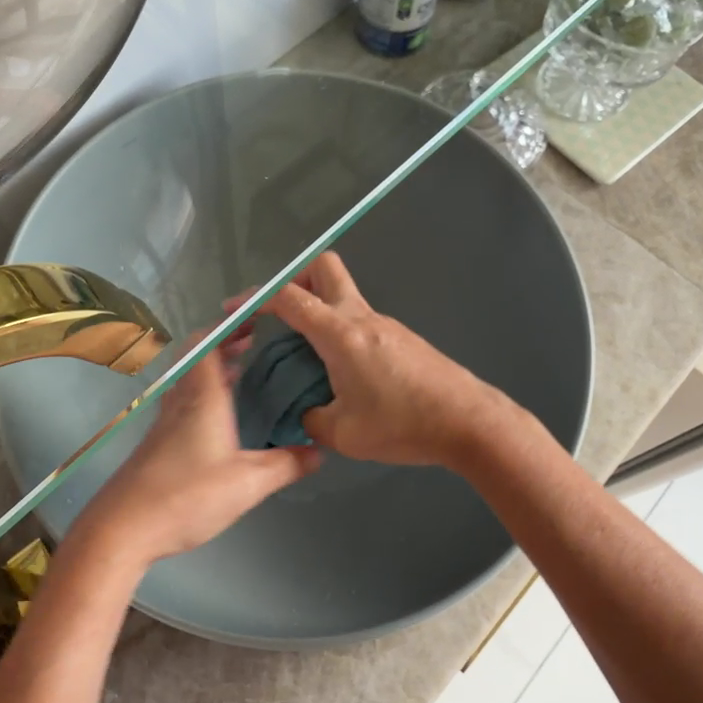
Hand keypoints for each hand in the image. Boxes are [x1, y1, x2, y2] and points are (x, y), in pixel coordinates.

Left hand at [71, 340, 321, 566]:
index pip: (208, 343)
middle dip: (225, 344)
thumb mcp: (248, 484)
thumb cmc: (187, 496)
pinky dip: (204, 393)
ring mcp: (165, 422)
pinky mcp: (157, 443)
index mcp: (202, 396)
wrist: (122, 528)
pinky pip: (184, 401)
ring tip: (242, 371)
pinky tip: (220, 416)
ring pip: (189, 380)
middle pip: (197, 357)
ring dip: (213, 369)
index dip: (229, 326)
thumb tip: (320, 449)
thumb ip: (286, 464)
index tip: (255, 319)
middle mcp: (181, 400)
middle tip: (255, 342)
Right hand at [251, 252, 520, 469]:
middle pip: (324, 268)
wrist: (468, 422)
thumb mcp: (344, 435)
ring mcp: (385, 324)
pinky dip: (339, 332)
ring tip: (303, 355)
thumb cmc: (404, 425)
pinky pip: (359, 321)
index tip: (234, 308)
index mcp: (341, 334)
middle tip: (278, 313)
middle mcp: (361, 317)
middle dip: (294, 279)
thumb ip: (312, 421)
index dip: (256, 298)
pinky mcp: (401, 338)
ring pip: (343, 296)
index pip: (290, 299)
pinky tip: (340, 373)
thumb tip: (306, 414)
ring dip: (318, 311)